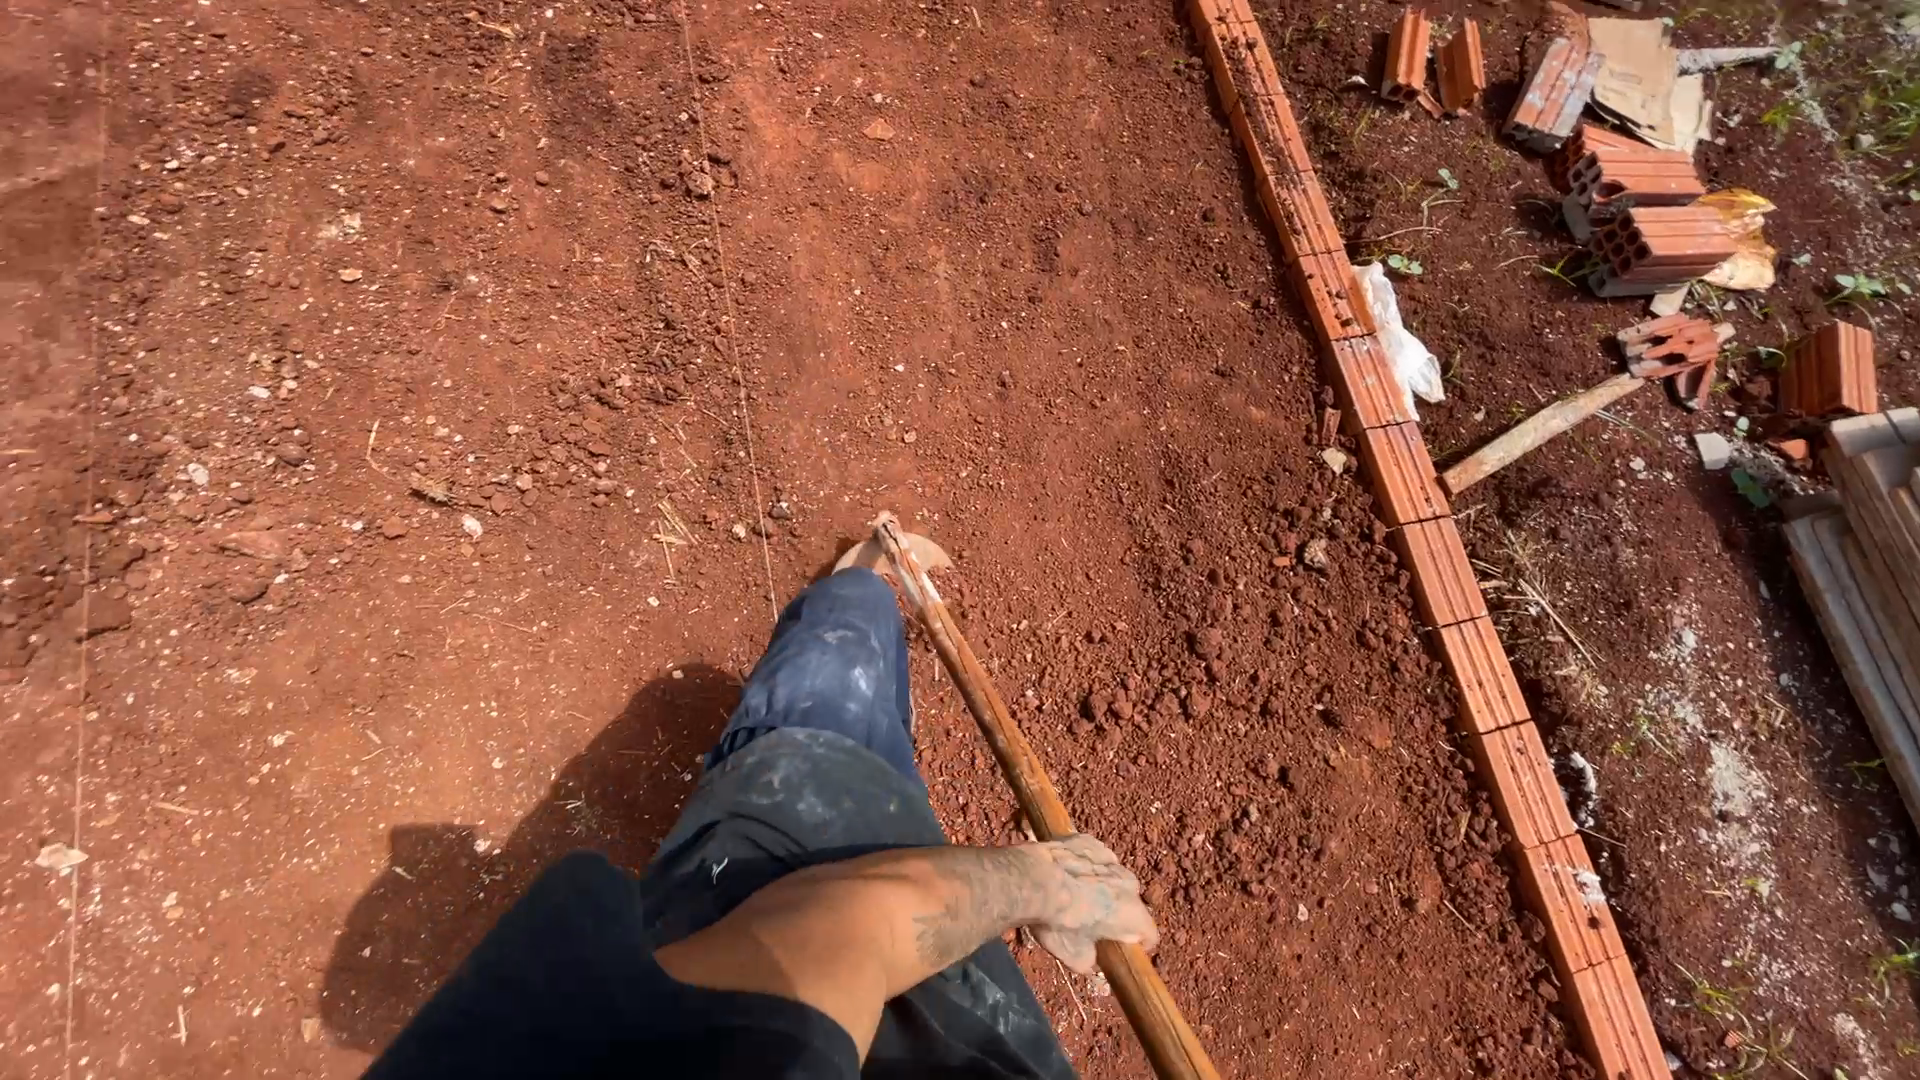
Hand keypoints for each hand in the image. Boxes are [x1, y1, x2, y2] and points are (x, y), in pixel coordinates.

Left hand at [1028, 834, 1158, 973]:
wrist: (1032, 879)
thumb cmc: (1056, 921)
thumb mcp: (1073, 955)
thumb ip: (1090, 960)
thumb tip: (1090, 960)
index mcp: (1131, 914)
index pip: (1149, 934)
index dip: (1137, 942)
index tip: (1122, 945)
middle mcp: (1128, 884)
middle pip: (1132, 901)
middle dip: (1119, 910)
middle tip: (1094, 918)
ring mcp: (1109, 857)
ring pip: (1115, 875)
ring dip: (1104, 884)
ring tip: (1078, 891)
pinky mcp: (1088, 841)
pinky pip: (1096, 856)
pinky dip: (1088, 863)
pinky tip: (1069, 870)